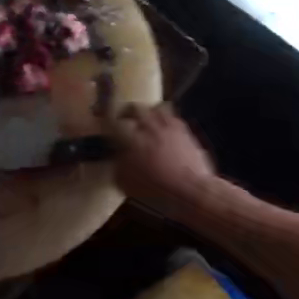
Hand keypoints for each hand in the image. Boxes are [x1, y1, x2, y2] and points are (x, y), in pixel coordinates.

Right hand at [110, 103, 222, 217]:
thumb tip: (117, 154)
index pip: (114, 122)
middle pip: (135, 108)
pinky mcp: (186, 131)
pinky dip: (167, 119)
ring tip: (148, 121)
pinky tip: (166, 130)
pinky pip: (174, 117)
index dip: (109, 123)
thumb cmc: (156, 191)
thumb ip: (119, 164)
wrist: (191, 190)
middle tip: (125, 120)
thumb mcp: (126, 183)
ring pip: (157, 107)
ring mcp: (170, 126)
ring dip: (150, 112)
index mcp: (131, 139)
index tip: (107, 127)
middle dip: (128, 112)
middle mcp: (150, 127)